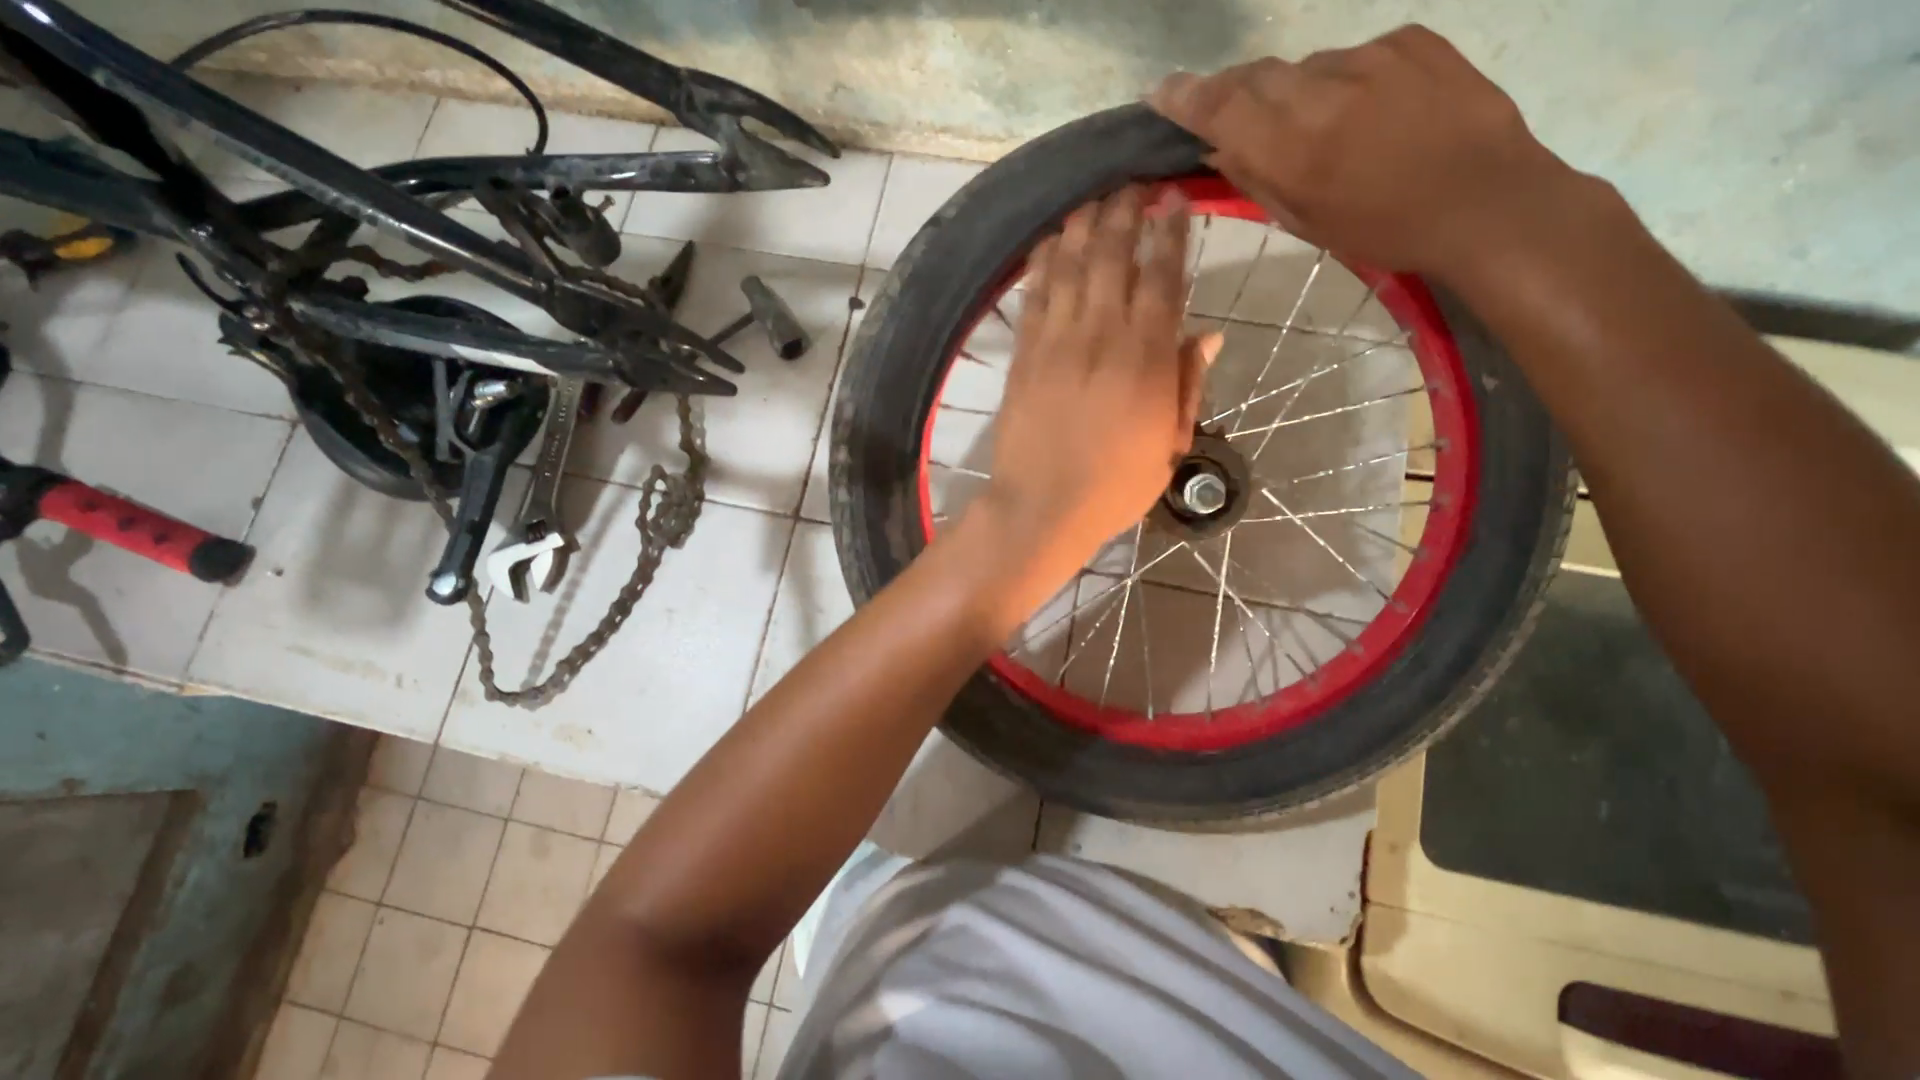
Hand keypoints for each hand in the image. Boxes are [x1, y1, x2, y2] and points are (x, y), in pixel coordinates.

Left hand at [968, 185, 1220, 613]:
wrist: (1041, 507)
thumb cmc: (1115, 486)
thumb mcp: (1170, 442)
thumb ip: (1187, 384)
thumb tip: (1209, 334)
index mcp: (1148, 358)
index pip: (1163, 278)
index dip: (1170, 234)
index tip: (1175, 201)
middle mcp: (1102, 335)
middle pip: (1114, 256)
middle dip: (1125, 213)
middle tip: (1133, 186)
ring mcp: (1056, 340)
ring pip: (1071, 264)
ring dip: (1083, 224)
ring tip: (1094, 197)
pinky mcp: (1023, 352)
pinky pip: (1034, 293)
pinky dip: (1043, 260)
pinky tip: (1050, 238)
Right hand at [1148, 25, 1594, 284]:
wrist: (1488, 201)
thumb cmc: (1388, 230)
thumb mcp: (1308, 222)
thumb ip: (1256, 179)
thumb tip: (1217, 146)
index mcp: (1294, 148)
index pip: (1219, 106)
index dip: (1182, 97)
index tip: (1159, 92)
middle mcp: (1323, 92)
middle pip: (1256, 75)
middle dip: (1238, 92)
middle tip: (1239, 115)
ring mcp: (1370, 58)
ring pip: (1309, 66)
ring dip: (1301, 91)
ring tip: (1330, 126)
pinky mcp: (1411, 40)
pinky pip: (1358, 55)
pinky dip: (1351, 79)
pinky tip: (1375, 109)